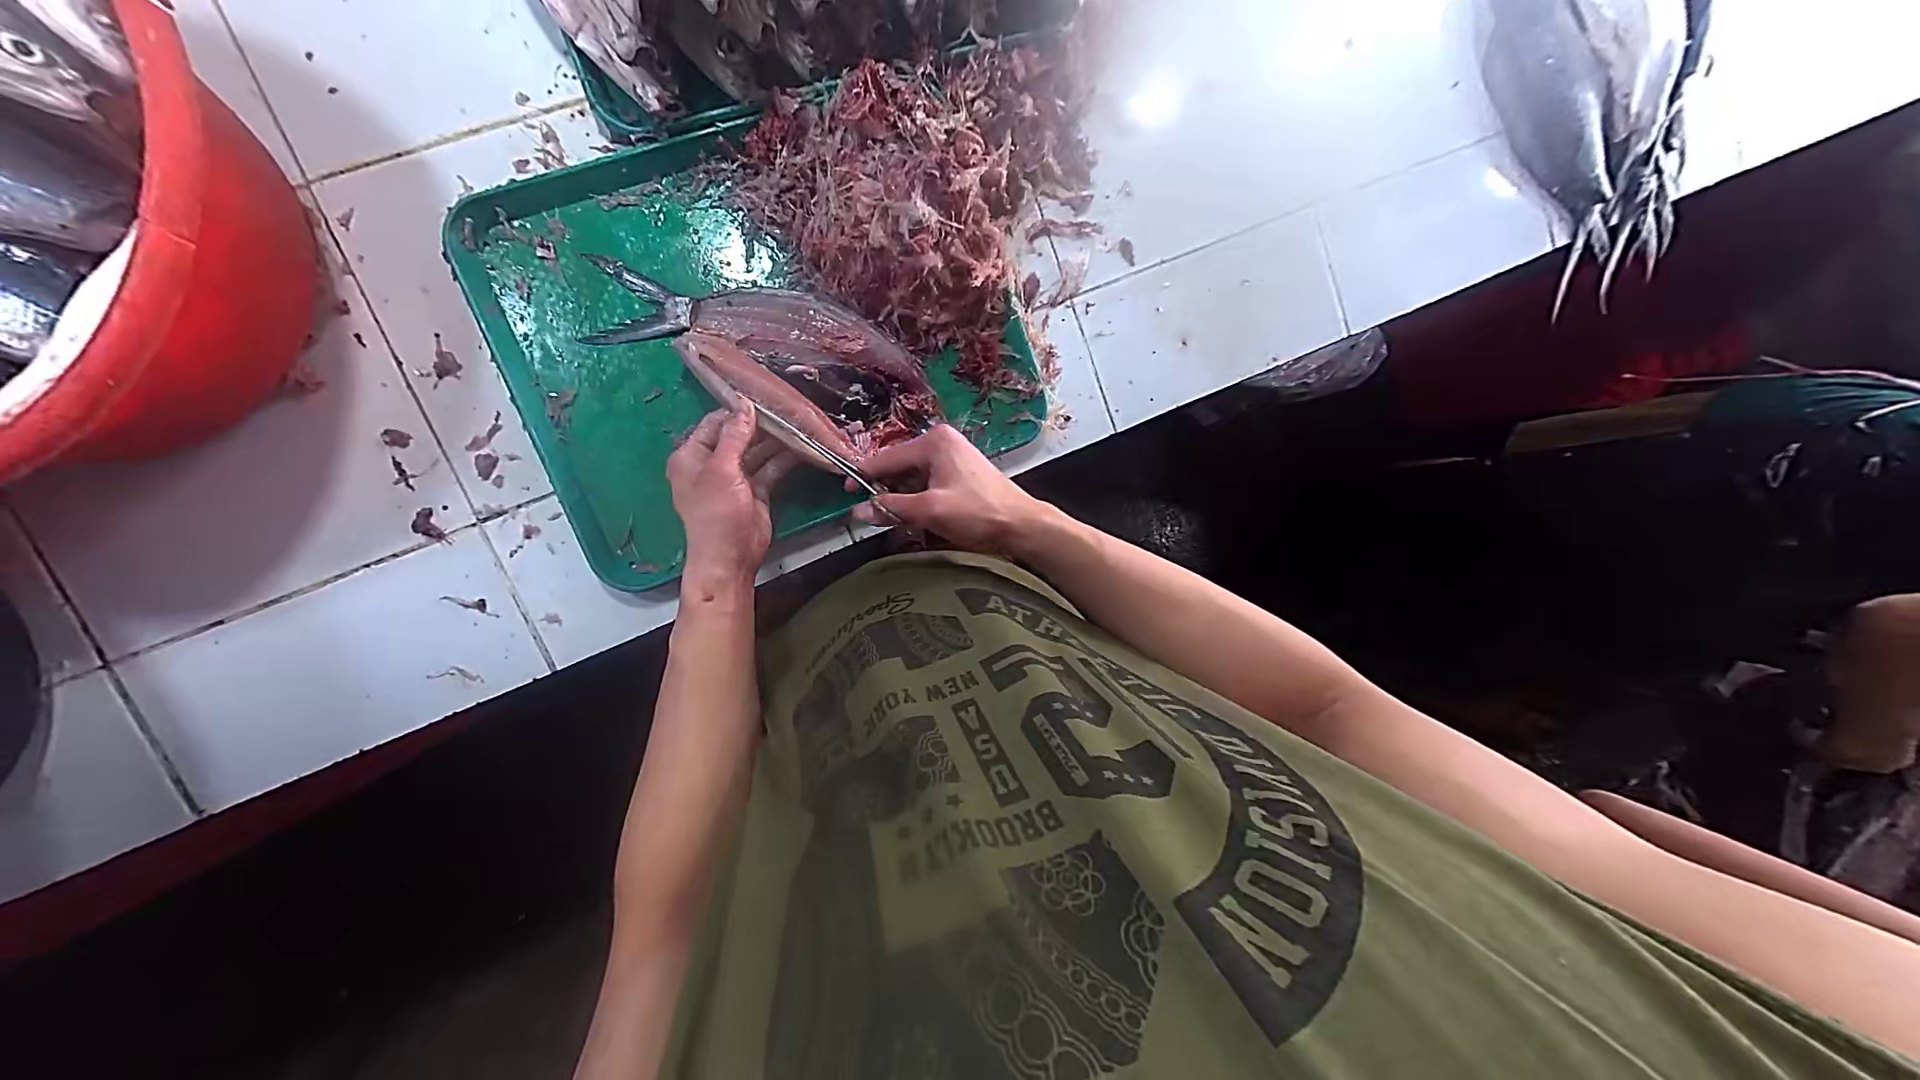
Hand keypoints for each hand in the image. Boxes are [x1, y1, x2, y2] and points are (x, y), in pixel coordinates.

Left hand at [668, 408, 796, 584]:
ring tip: (798, 424)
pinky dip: (783, 460)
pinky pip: (769, 469)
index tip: (761, 396)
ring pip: (757, 452)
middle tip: (786, 409)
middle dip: (760, 425)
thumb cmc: (716, 513)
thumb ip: (734, 435)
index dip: (736, 410)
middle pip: (738, 436)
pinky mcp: (755, 492)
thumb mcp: (721, 469)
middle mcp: (712, 465)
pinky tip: (800, 448)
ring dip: (775, 441)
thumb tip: (745, 406)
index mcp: (692, 456)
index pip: (714, 423)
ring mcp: (735, 479)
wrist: (730, 556)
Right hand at [852, 424, 1051, 551]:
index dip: (863, 476)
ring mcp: (952, 457)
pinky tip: (914, 518)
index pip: (886, 458)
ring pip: (912, 478)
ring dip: (902, 499)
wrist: (1022, 524)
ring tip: (893, 519)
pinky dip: (917, 500)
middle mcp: (941, 442)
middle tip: (872, 513)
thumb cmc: (979, 512)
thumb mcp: (930, 510)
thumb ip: (892, 508)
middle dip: (885, 491)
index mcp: (933, 442)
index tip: (845, 491)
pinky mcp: (959, 474)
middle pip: (899, 467)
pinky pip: (927, 484)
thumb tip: (859, 510)